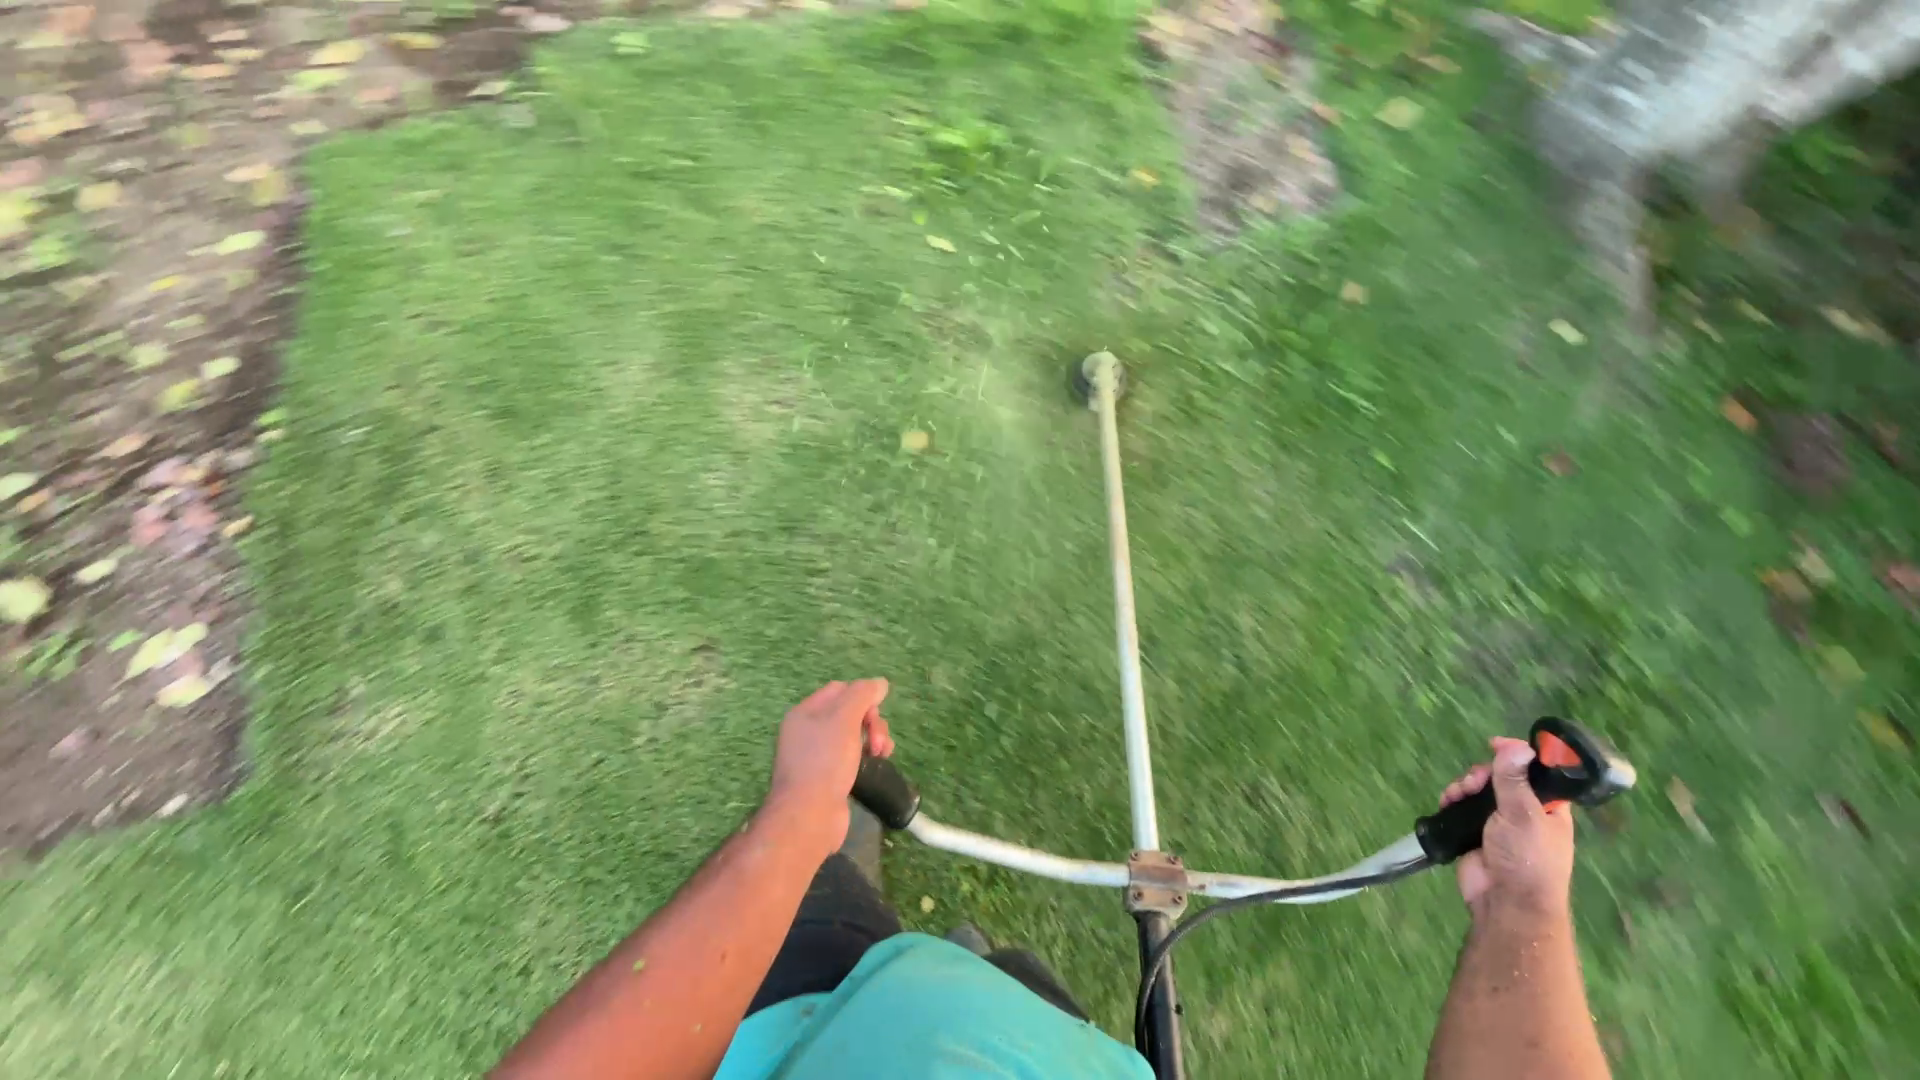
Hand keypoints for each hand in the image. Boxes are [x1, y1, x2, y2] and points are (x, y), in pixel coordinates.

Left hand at [765, 679, 892, 854]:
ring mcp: (818, 756)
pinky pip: (853, 756)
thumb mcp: (843, 719)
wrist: (809, 816)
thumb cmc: (824, 761)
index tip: (875, 713)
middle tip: (878, 740)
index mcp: (805, 712)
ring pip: (854, 735)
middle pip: (850, 712)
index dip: (862, 696)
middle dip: (871, 721)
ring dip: (874, 738)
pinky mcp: (829, 777)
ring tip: (882, 753)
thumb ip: (862, 695)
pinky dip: (867, 756)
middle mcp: (808, 731)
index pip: (839, 690)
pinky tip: (877, 764)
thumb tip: (879, 683)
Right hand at [1437, 737, 1575, 919]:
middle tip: (1473, 782)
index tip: (1495, 744)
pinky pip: (1462, 808)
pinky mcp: (1475, 834)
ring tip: (1455, 795)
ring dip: (1463, 787)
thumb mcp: (1523, 813)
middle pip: (1501, 778)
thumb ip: (1514, 779)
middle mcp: (1525, 813)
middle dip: (1482, 774)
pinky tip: (1447, 804)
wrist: (1505, 901)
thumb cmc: (1527, 858)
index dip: (1517, 755)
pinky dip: (1452, 802)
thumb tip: (1516, 745)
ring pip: (1478, 792)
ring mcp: (1499, 824)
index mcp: (1548, 807)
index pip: (1536, 771)